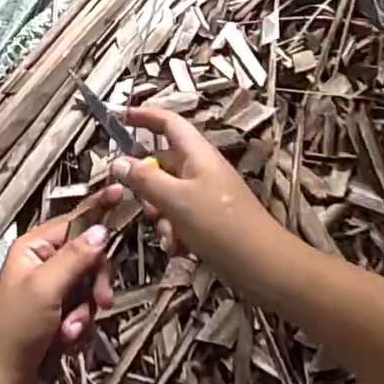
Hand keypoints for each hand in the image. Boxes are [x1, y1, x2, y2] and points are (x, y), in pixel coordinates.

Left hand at [0, 185, 122, 383]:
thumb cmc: (18, 328)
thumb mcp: (45, 288)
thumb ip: (75, 257)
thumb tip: (101, 228)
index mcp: (32, 247)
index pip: (72, 221)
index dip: (97, 209)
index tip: (121, 193)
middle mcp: (42, 263)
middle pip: (88, 256)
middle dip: (94, 282)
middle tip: (102, 302)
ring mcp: (51, 290)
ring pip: (89, 287)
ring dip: (85, 312)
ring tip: (69, 333)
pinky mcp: (59, 315)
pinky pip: (85, 311)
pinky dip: (80, 327)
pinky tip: (65, 343)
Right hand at [111, 106, 300, 289]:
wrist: (265, 267)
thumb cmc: (220, 225)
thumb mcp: (174, 200)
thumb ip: (144, 179)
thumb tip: (118, 162)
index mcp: (196, 153)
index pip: (168, 122)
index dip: (144, 116)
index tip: (120, 118)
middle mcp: (201, 168)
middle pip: (162, 162)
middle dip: (146, 184)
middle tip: (143, 204)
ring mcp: (205, 194)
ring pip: (167, 193)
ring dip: (159, 213)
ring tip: (168, 235)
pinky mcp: (209, 218)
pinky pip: (179, 215)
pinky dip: (173, 229)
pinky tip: (178, 248)